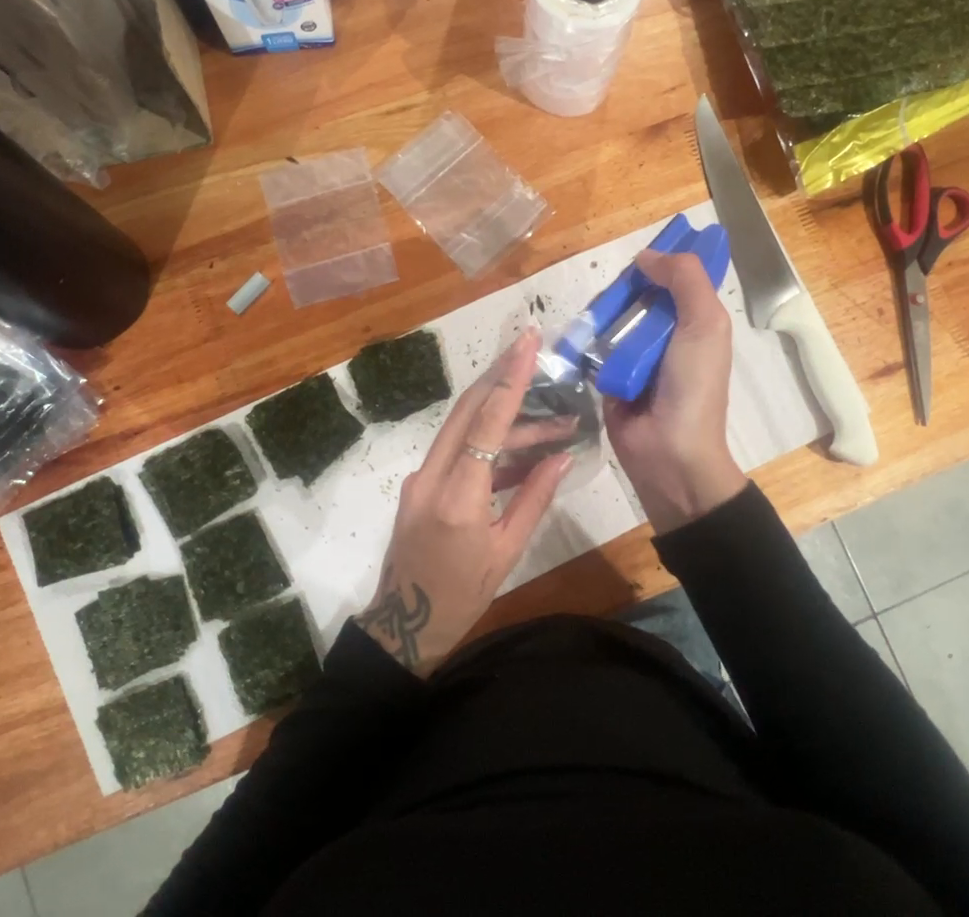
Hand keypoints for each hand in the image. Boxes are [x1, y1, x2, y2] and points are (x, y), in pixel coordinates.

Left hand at [356, 329, 572, 674]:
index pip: (487, 423)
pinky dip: (488, 444)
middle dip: (503, 378)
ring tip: (556, 426)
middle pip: (468, 411)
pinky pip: (456, 452)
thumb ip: (534, 498)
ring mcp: (420, 480)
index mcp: (458, 496)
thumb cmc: (462, 597)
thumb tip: (563, 456)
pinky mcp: (419, 487)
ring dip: (506, 421)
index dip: (510, 379)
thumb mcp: (506, 551)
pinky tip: (524, 453)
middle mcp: (431, 476)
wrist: (404, 627)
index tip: (527, 342)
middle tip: (534, 352)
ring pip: (463, 430)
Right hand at [605, 250, 748, 532]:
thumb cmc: (693, 386)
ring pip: (616, 318)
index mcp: (698, 322)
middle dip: (628, 286)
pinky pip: (595, 348)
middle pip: (644, 295)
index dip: (665, 261)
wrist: (669, 452)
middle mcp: (669, 336)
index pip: (681, 279)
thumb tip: (646, 256)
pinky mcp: (610, 378)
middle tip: (612, 285)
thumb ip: (684, 280)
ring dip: (604, 312)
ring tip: (591, 309)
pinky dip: (586, 340)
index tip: (642, 252)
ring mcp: (637, 358)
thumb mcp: (704, 324)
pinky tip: (575, 331)